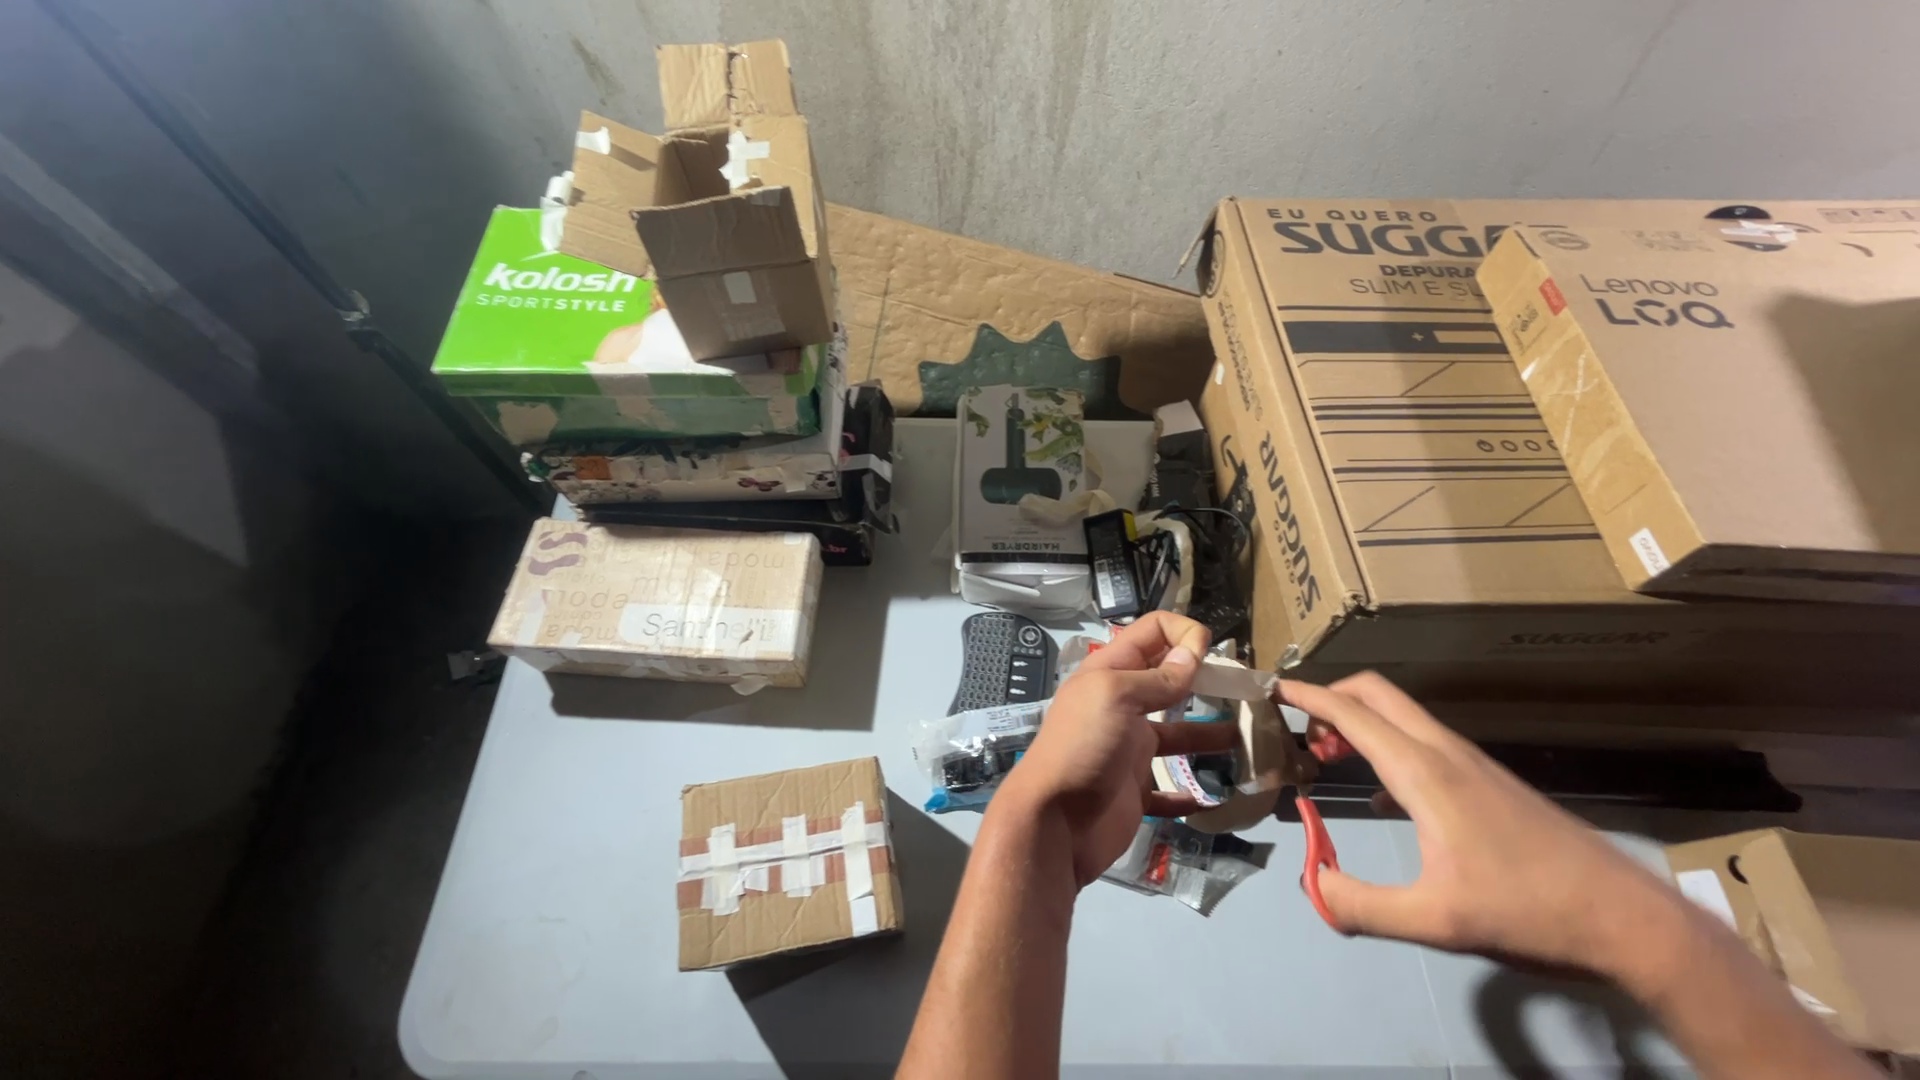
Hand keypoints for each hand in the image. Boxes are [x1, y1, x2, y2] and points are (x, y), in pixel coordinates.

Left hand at [994, 612, 1239, 887]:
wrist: (1055, 822)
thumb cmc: (1083, 747)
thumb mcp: (1116, 696)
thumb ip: (1156, 677)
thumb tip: (1192, 652)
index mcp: (1110, 674)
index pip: (1151, 632)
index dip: (1183, 633)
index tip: (1213, 653)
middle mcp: (1120, 706)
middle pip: (1167, 681)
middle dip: (1203, 680)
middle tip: (1245, 691)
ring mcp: (1128, 749)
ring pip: (1176, 734)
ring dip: (1210, 735)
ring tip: (1248, 741)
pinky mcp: (1135, 789)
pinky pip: (1171, 788)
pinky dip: (1194, 792)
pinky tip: (1218, 794)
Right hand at [1280, 673, 1687, 979]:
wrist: (1628, 920)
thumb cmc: (1527, 911)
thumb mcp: (1435, 921)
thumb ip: (1362, 905)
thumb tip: (1313, 887)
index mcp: (1423, 772)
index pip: (1351, 713)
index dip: (1306, 696)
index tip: (1271, 687)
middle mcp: (1445, 752)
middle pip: (1376, 693)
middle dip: (1330, 696)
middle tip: (1298, 728)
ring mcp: (1472, 763)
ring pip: (1401, 714)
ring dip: (1358, 720)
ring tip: (1328, 757)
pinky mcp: (1488, 781)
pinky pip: (1421, 740)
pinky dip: (1385, 743)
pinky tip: (1381, 794)